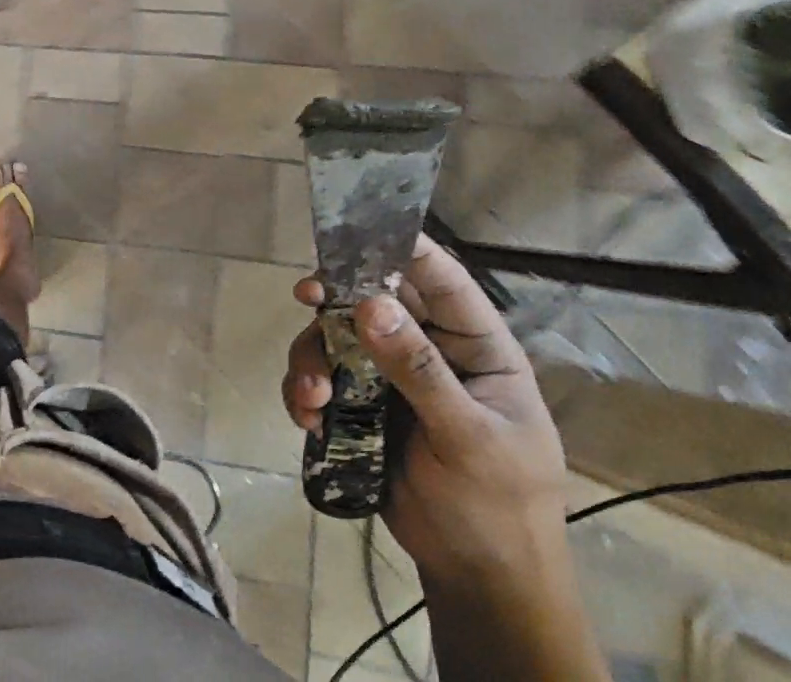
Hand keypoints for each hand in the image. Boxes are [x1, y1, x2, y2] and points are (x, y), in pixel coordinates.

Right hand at [281, 235, 569, 583]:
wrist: (475, 570)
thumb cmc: (498, 503)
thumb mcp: (468, 435)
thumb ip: (418, 370)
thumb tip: (370, 306)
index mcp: (476, 349)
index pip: (441, 282)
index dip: (400, 250)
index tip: (350, 233)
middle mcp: (428, 353)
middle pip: (370, 303)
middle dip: (334, 304)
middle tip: (306, 300)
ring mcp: (388, 380)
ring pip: (333, 342)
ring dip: (312, 361)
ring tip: (312, 400)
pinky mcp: (358, 408)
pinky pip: (318, 381)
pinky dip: (304, 395)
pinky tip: (309, 421)